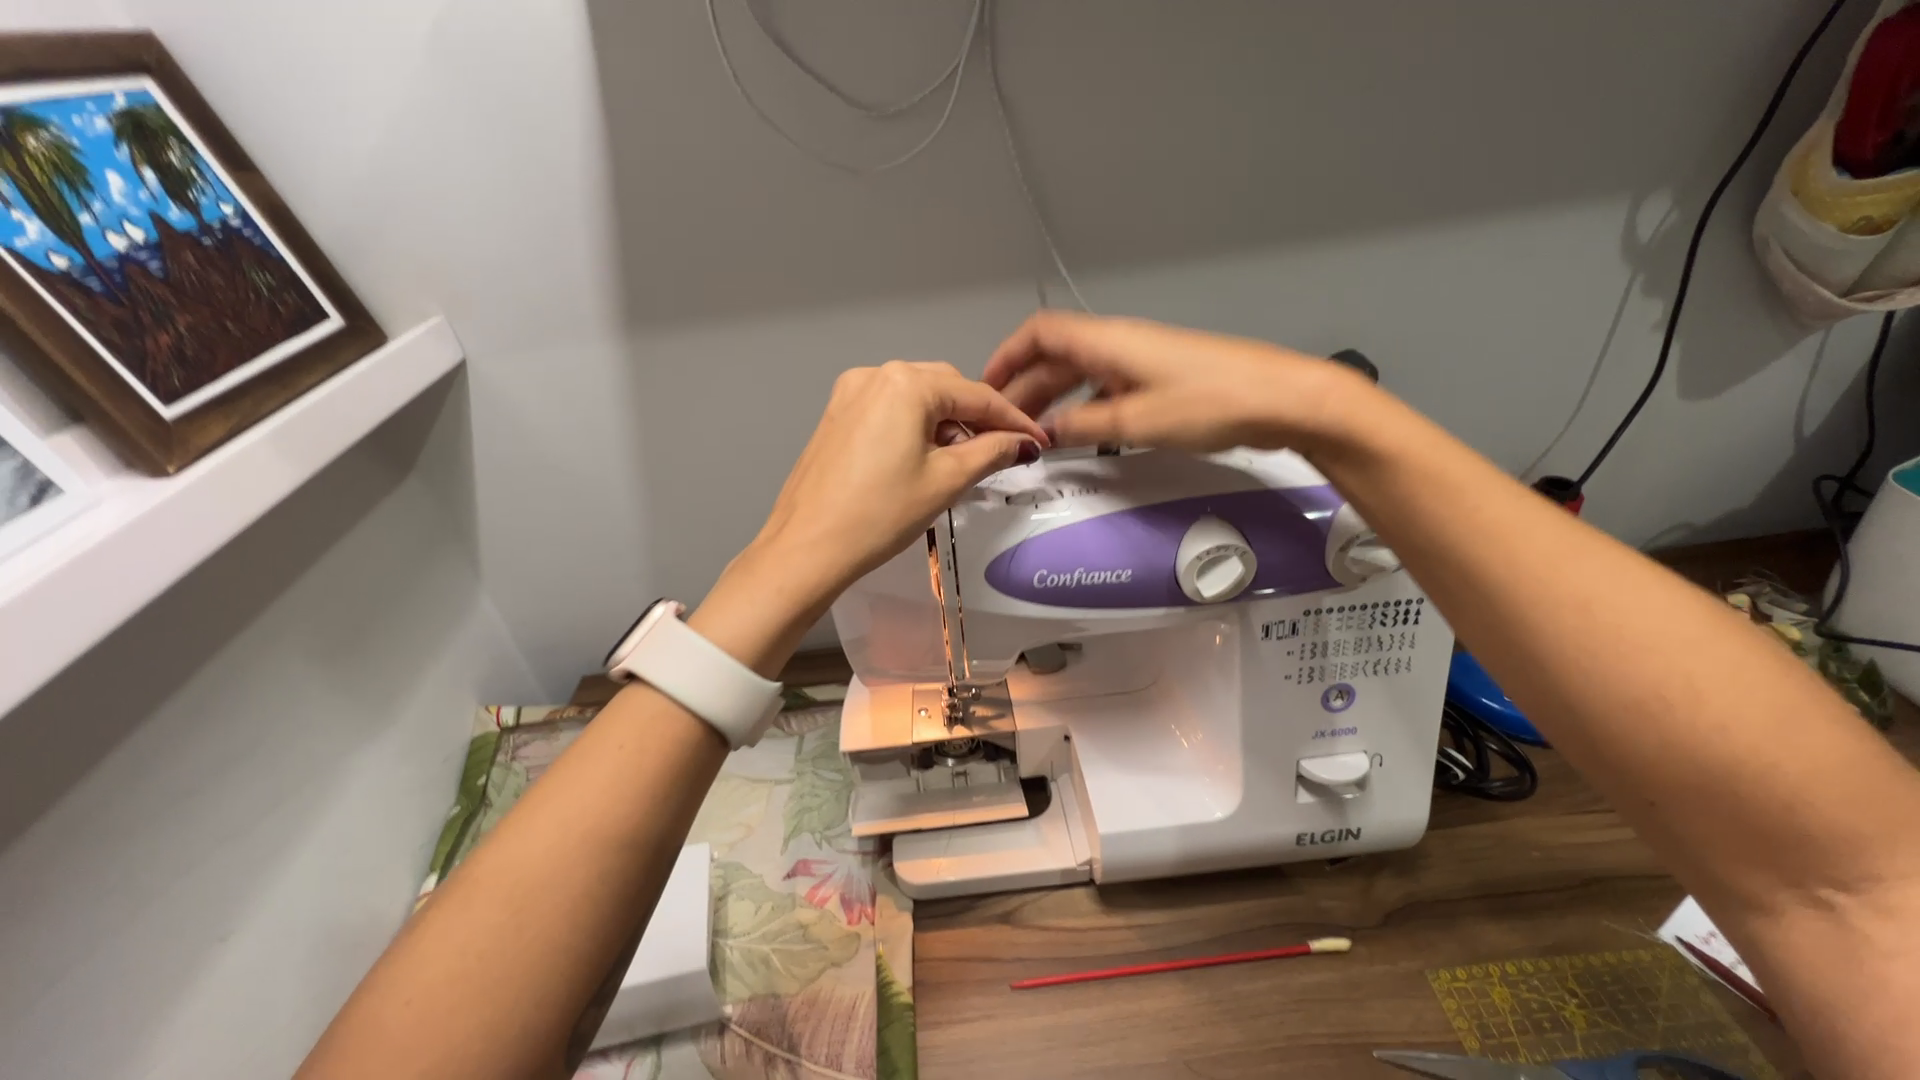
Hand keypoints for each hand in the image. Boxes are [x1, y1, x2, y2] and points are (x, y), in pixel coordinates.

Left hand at [747, 361, 1046, 598]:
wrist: (807, 547)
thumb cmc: (878, 515)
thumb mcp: (945, 481)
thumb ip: (990, 452)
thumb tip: (1020, 442)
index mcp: (905, 384)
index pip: (975, 394)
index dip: (1011, 419)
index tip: (1036, 440)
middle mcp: (874, 375)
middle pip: (945, 387)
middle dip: (977, 417)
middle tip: (1003, 451)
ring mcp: (849, 393)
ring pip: (916, 397)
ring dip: (946, 421)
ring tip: (964, 460)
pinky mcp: (836, 415)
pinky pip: (889, 409)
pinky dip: (916, 426)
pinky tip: (926, 458)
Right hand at [982, 311, 1374, 453]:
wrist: (1283, 399)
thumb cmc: (1208, 402)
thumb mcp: (1136, 422)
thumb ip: (1083, 428)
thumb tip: (1043, 435)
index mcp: (1107, 342)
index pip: (1040, 333)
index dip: (1008, 356)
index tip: (987, 389)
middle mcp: (1119, 344)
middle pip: (1056, 358)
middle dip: (1026, 388)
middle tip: (1004, 427)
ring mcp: (1141, 361)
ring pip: (1081, 375)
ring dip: (1053, 401)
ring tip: (1033, 436)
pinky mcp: (1160, 380)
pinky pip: (1106, 389)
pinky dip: (1084, 409)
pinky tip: (1079, 434)